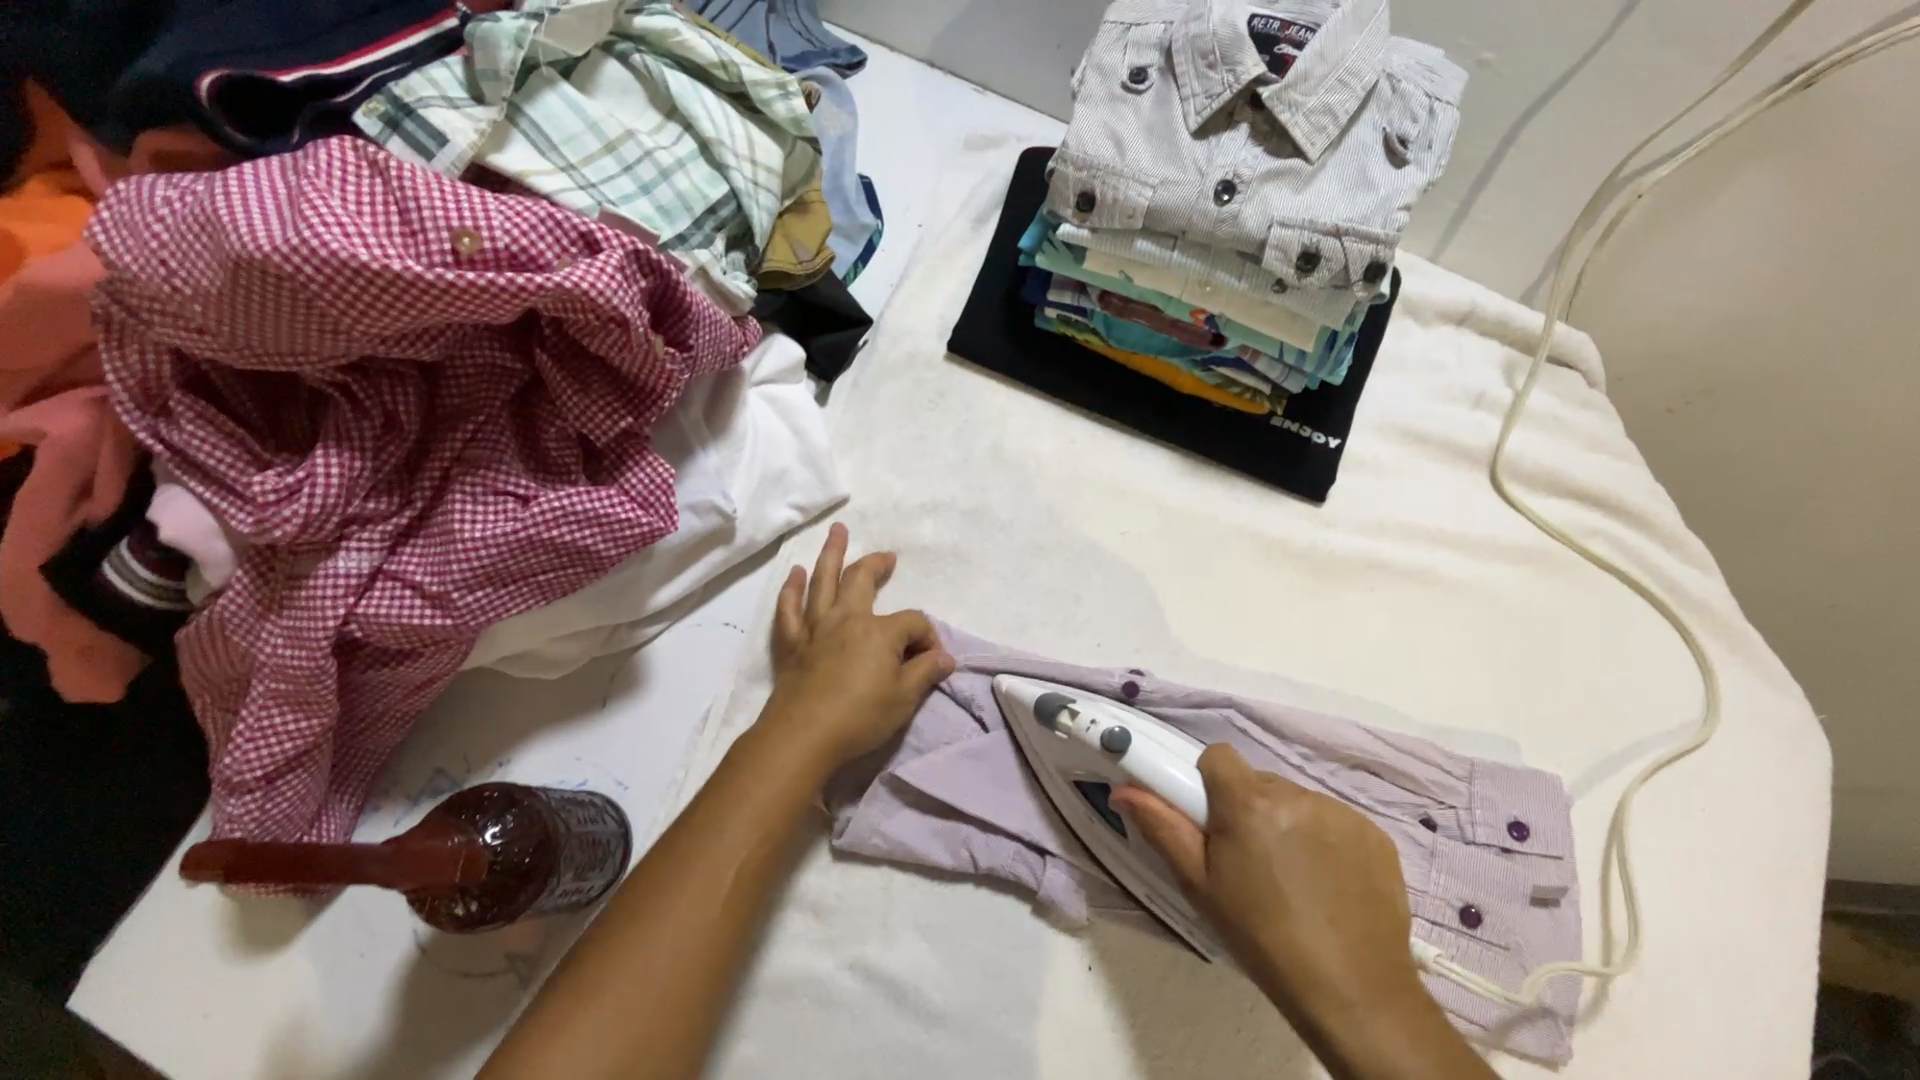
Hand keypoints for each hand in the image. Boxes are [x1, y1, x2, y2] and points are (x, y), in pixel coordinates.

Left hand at [759, 524, 954, 773]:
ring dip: (831, 554)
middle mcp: (847, 619)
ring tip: (837, 532)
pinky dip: (791, 589)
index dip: (927, 638)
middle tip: (887, 556)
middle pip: (862, 580)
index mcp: (880, 632)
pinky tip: (795, 574)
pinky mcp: (792, 643)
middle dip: (876, 564)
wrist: (803, 736)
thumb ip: (926, 672)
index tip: (931, 661)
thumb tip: (946, 657)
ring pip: (822, 582)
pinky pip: (789, 609)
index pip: (913, 622)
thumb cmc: (860, 717)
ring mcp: (815, 628)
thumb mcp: (904, 699)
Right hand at [1110, 744, 1425, 1028]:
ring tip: (1288, 879)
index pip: (1218, 755)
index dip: (1207, 781)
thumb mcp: (1200, 886)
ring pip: (1295, 802)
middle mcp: (1296, 795)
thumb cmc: (1261, 938)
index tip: (1209, 819)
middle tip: (1245, 860)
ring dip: (1284, 825)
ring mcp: (1341, 813)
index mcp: (1248, 803)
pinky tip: (1324, 886)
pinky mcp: (1374, 834)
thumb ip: (1163, 828)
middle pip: (1257, 782)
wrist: (1353, 991)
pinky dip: (1322, 842)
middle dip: (1246, 809)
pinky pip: (1333, 822)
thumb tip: (1124, 790)